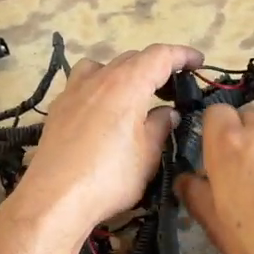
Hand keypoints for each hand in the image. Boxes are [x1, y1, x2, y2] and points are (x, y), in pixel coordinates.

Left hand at [12, 44, 203, 236]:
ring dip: (123, 73)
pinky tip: (102, 112)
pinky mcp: (58, 109)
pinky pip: (83, 84)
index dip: (182, 55)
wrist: (54, 198)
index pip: (160, 55)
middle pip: (132, 58)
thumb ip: (160, 127)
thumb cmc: (110, 177)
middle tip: (173, 88)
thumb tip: (167, 113)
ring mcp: (73, 91)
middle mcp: (99, 78)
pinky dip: (99, 87)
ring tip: (134, 95)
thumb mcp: (147, 155)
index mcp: (127, 84)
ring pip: (102, 66)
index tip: (198, 62)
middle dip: (156, 66)